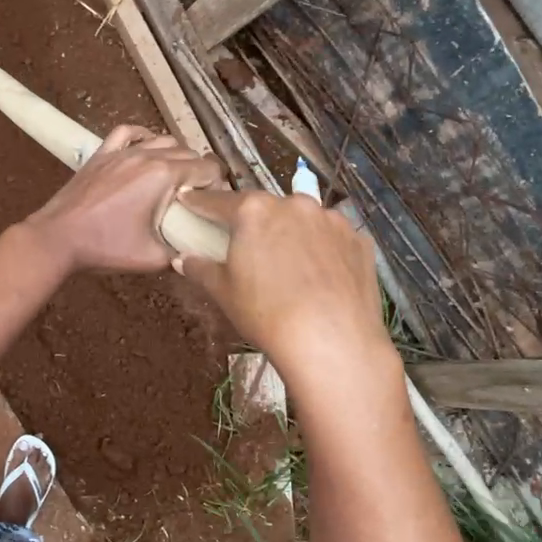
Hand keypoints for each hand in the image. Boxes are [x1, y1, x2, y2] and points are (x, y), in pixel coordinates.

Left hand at [21, 125, 223, 273]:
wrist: (57, 239)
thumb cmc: (105, 248)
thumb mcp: (153, 258)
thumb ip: (180, 251)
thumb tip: (192, 250)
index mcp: (164, 175)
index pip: (208, 168)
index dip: (218, 184)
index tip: (214, 202)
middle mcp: (146, 155)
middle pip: (188, 153)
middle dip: (198, 173)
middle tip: (195, 198)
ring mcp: (121, 152)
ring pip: (161, 140)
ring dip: (175, 155)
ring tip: (175, 178)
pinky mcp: (100, 154)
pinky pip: (126, 132)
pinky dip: (142, 135)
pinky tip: (146, 147)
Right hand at [175, 189, 394, 382]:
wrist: (333, 340)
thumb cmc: (266, 313)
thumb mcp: (223, 292)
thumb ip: (201, 269)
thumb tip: (183, 259)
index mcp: (254, 211)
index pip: (218, 201)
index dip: (199, 203)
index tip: (188, 202)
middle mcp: (294, 204)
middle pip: (264, 208)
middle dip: (251, 221)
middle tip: (242, 243)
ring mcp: (331, 220)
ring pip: (300, 220)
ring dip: (288, 232)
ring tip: (284, 263)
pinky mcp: (358, 240)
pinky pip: (329, 237)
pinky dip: (318, 248)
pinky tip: (316, 274)